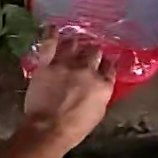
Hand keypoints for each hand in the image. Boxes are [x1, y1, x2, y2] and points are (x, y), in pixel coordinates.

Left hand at [19, 33, 116, 153]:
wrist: (49, 129)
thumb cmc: (75, 128)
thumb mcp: (98, 113)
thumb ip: (101, 94)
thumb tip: (100, 86)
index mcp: (103, 84)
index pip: (110, 66)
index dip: (107, 62)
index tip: (105, 61)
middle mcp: (88, 70)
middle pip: (94, 52)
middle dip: (93, 51)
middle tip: (89, 52)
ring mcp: (67, 64)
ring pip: (75, 44)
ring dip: (76, 42)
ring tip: (75, 40)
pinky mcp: (48, 64)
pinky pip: (50, 43)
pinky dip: (51, 34)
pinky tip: (53, 27)